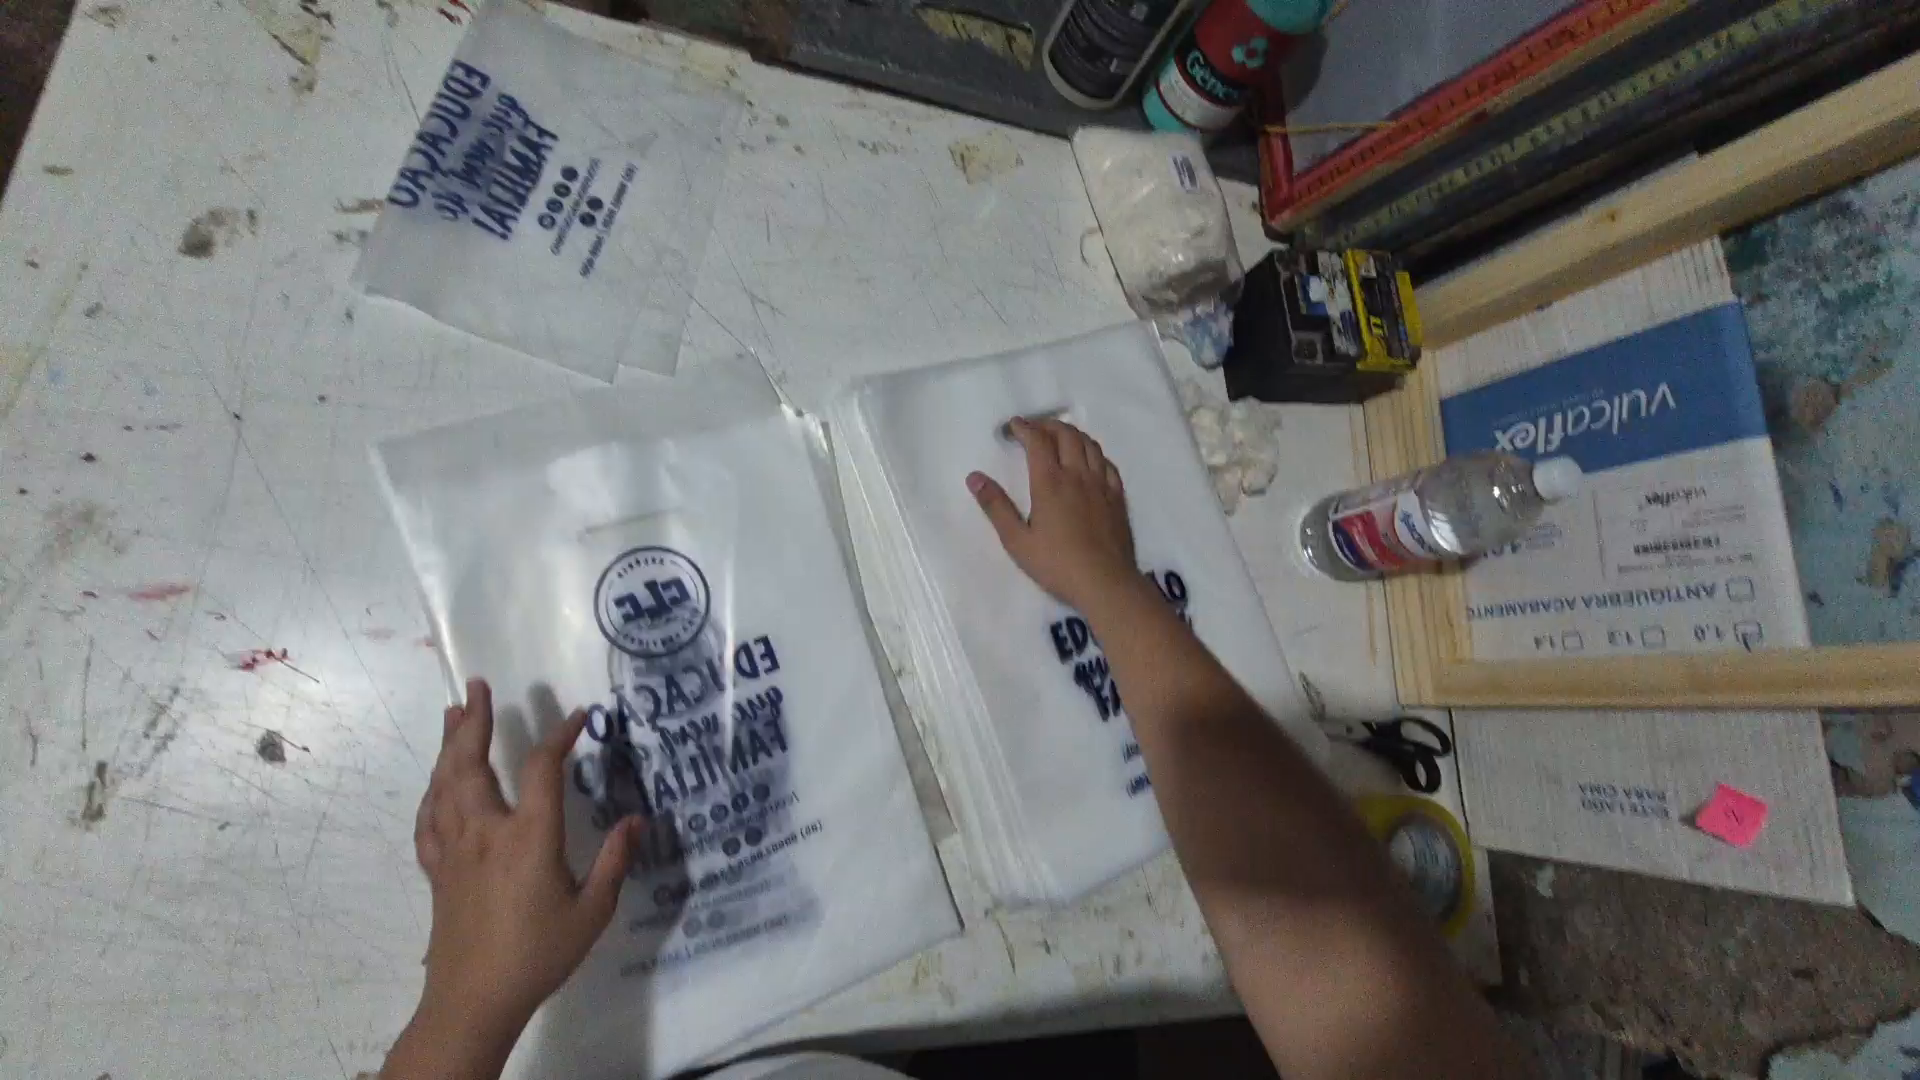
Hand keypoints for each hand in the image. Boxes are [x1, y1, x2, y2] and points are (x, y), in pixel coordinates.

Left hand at [410, 679, 638, 1040]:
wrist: (472, 1003)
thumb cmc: (539, 954)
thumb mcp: (593, 911)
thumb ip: (614, 861)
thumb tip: (638, 819)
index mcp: (528, 838)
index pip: (542, 769)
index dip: (561, 735)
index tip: (580, 715)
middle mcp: (486, 833)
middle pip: (471, 765)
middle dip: (475, 722)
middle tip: (477, 687)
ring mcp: (455, 851)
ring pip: (444, 786)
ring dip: (449, 746)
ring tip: (453, 713)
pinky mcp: (437, 871)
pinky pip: (428, 820)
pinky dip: (432, 791)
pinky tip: (436, 782)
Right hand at [967, 417, 1145, 611]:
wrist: (1105, 582)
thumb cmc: (1056, 564)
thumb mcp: (1017, 540)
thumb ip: (996, 506)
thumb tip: (975, 477)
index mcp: (1050, 482)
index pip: (1037, 441)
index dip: (1024, 428)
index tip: (1013, 425)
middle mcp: (1077, 475)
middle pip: (1066, 435)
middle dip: (1048, 425)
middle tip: (1034, 428)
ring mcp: (1101, 484)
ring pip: (1090, 445)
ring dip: (1072, 434)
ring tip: (1060, 436)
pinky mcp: (1117, 497)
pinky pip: (1107, 464)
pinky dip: (1094, 453)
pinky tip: (1090, 460)